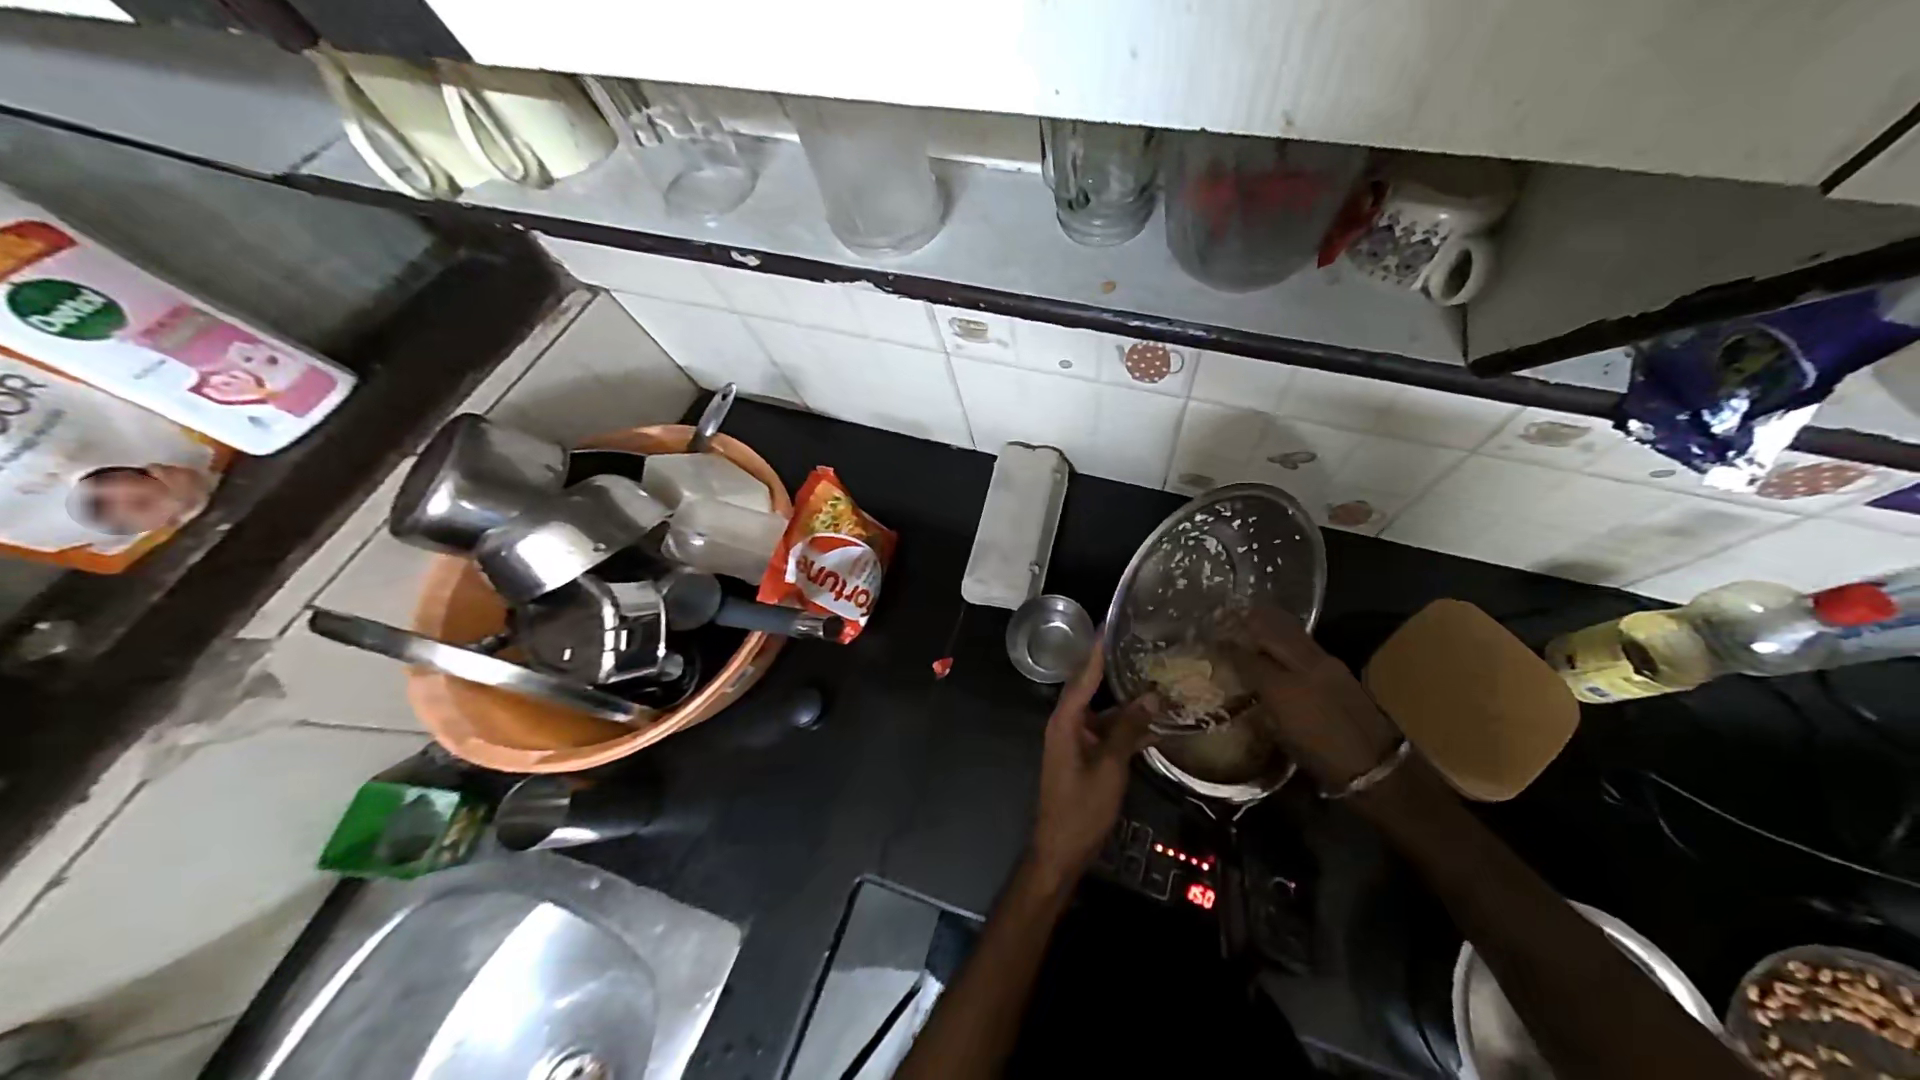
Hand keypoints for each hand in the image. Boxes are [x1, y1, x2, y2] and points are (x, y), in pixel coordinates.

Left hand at [1029, 645, 1155, 884]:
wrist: (1061, 848)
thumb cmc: (1082, 807)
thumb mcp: (1110, 767)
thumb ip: (1129, 730)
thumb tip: (1152, 698)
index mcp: (1065, 721)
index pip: (1083, 676)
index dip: (1098, 651)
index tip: (1111, 625)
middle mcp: (1067, 724)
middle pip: (1093, 691)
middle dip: (1116, 672)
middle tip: (1142, 649)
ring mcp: (1075, 741)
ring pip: (1104, 714)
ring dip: (1128, 705)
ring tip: (1159, 685)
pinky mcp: (1084, 757)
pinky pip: (1106, 734)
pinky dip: (1126, 729)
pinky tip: (1154, 725)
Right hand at [1220, 607, 1399, 790]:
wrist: (1376, 767)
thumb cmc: (1322, 759)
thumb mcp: (1281, 735)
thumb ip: (1262, 701)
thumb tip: (1246, 682)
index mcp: (1285, 689)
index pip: (1247, 658)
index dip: (1227, 648)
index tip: (1210, 640)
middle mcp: (1305, 668)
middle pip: (1271, 632)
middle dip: (1247, 621)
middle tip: (1226, 615)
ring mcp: (1326, 664)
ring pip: (1291, 631)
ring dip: (1268, 621)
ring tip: (1248, 616)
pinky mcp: (1339, 667)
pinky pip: (1304, 640)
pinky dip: (1287, 632)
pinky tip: (1277, 636)